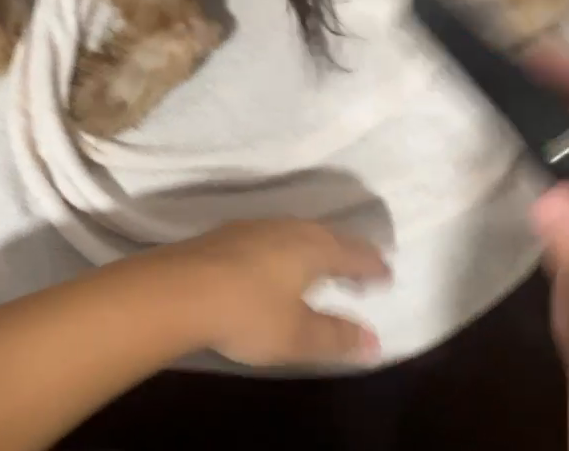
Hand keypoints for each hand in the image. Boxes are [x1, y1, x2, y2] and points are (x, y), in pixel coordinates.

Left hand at [151, 219, 390, 366]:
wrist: (181, 289)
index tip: (386, 273)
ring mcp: (255, 227)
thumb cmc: (249, 313)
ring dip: (314, 245)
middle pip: (326, 236)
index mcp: (313, 248)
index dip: (371, 265)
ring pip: (296, 231)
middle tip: (359, 265)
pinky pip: (271, 235)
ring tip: (320, 261)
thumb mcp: (297, 335)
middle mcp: (288, 229)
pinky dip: (285, 247)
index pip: (352, 253)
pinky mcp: (227, 234)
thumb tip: (374, 340)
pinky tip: (276, 260)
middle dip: (346, 251)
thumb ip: (336, 336)